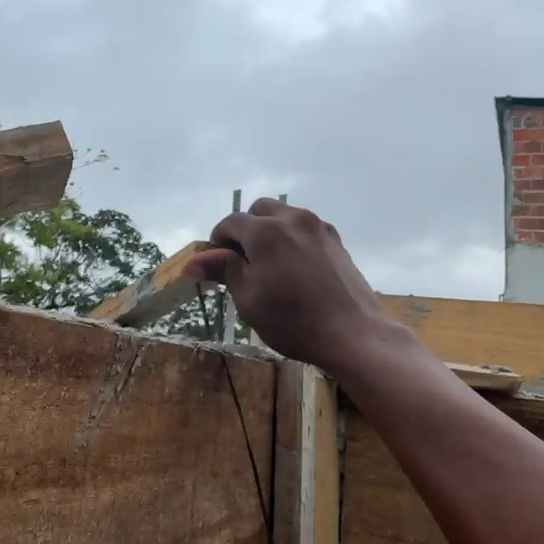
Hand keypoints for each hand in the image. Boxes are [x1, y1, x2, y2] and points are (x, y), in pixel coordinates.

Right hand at [181, 198, 398, 370]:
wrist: (353, 334)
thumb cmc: (292, 321)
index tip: (217, 263)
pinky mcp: (336, 240)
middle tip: (243, 261)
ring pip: (284, 215)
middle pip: (259, 210)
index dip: (218, 240)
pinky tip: (294, 268)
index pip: (231, 222)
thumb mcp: (248, 298)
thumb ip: (222, 270)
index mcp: (265, 231)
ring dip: (270, 231)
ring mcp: (318, 227)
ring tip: (269, 265)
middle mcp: (292, 219)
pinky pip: (304, 228)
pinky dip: (292, 238)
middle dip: (245, 229)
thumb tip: (190, 262)